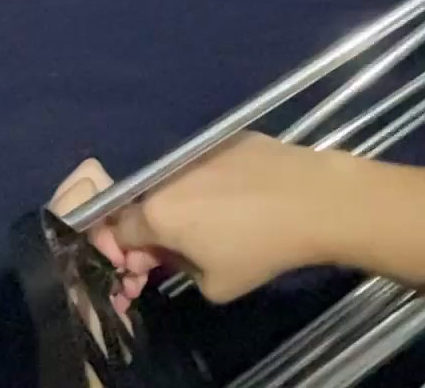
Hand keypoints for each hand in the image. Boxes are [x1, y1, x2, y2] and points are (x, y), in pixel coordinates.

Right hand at [49, 134, 347, 303]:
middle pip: (143, 204)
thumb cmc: (257, 248)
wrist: (307, 198)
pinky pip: (200, 166)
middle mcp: (165, 176)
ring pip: (172, 183)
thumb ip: (178, 269)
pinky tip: (237, 196)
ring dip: (180, 203)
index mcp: (156, 214)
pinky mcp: (219, 139)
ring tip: (215, 221)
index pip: (116, 231)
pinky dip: (208, 182)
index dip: (126, 250)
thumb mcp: (213, 285)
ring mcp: (192, 153)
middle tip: (181, 247)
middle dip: (153, 227)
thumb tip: (171, 253)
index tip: (147, 264)